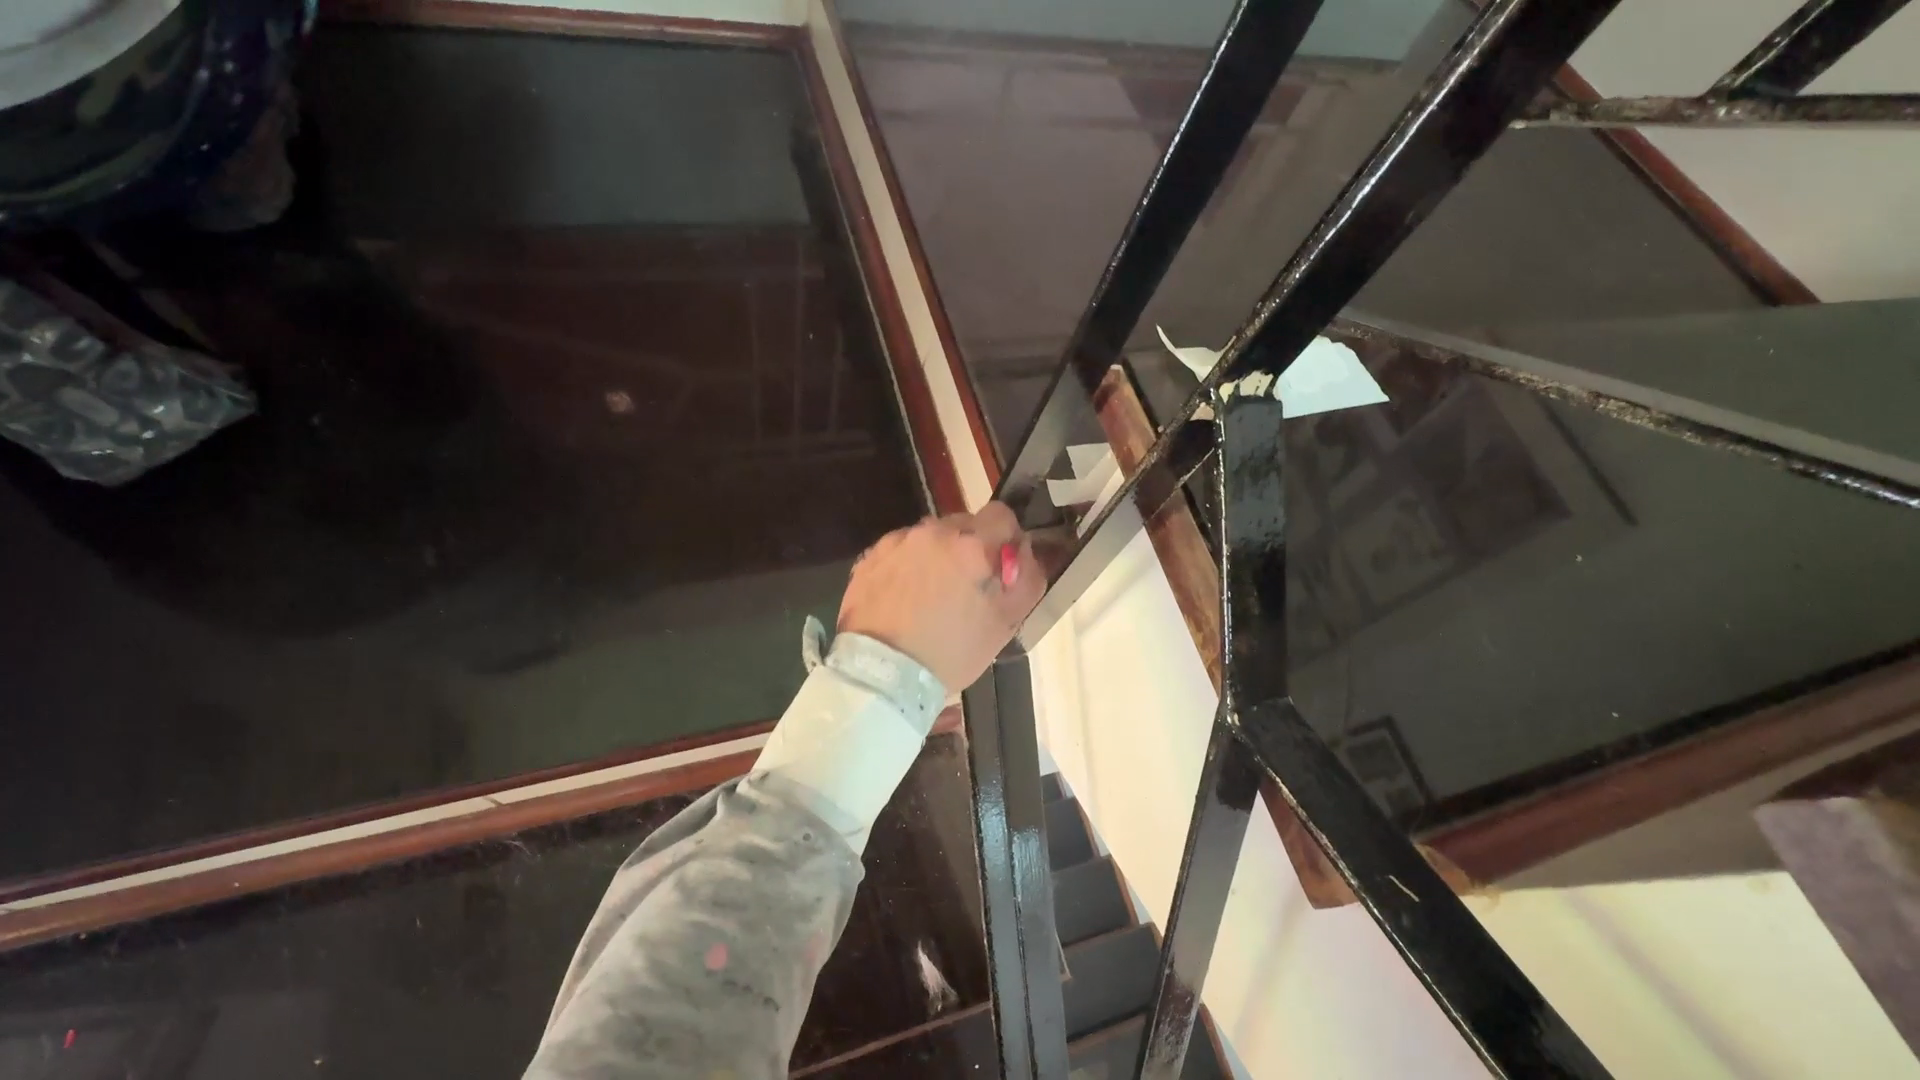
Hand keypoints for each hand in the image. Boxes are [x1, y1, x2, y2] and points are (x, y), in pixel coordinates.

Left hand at [838, 502, 1044, 690]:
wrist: (882, 674)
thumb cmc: (951, 652)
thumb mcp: (1005, 623)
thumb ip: (1027, 578)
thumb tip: (1024, 551)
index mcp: (971, 545)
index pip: (1001, 515)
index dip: (1005, 539)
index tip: (1000, 566)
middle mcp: (933, 532)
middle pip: (963, 524)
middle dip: (969, 548)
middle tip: (965, 587)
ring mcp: (898, 541)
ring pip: (930, 536)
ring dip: (937, 555)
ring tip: (930, 595)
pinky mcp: (871, 555)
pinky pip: (901, 549)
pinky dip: (908, 564)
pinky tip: (904, 597)